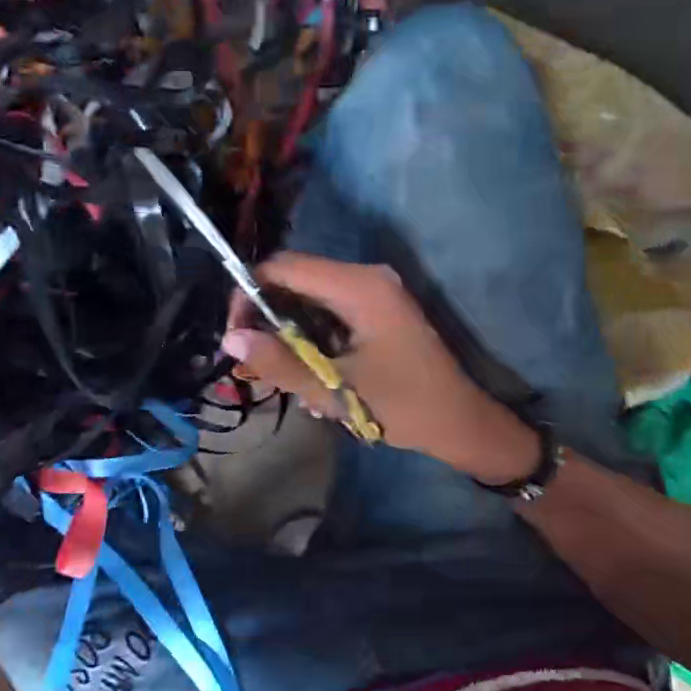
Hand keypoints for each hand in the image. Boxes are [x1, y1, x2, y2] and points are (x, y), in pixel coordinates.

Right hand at [221, 252, 539, 483]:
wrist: (460, 423)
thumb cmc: (402, 405)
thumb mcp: (333, 389)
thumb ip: (279, 363)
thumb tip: (230, 340)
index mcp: (359, 287)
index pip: (283, 267)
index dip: (249, 293)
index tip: (236, 334)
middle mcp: (366, 277)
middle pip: (294, 278)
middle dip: (265, 315)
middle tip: (252, 357)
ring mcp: (374, 291)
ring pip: (308, 296)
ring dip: (287, 330)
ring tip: (279, 371)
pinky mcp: (377, 309)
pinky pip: (328, 310)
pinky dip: (309, 335)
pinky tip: (309, 373)